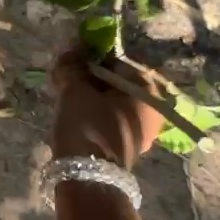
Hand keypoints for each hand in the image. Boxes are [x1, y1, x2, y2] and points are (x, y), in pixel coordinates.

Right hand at [49, 50, 164, 169]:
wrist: (88, 173)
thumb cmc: (87, 124)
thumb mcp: (75, 90)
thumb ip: (73, 65)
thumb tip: (72, 46)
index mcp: (147, 92)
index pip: (119, 62)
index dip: (93, 56)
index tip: (71, 59)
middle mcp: (152, 108)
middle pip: (119, 80)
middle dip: (92, 74)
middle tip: (66, 75)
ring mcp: (144, 126)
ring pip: (114, 97)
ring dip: (92, 90)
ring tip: (67, 91)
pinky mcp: (129, 139)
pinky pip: (113, 113)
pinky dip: (97, 106)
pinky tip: (76, 108)